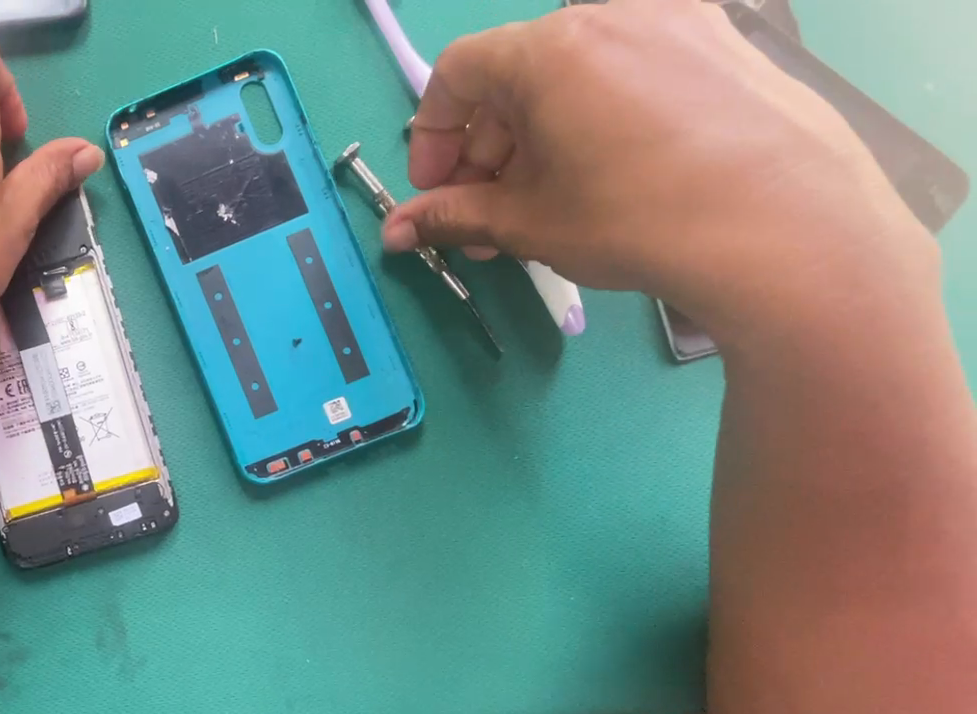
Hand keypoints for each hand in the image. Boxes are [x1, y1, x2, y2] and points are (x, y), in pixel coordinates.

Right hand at [383, 0, 934, 338]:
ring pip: (568, 77)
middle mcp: (611, 13)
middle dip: (483, 149)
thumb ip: (448, 216)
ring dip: (531, 141)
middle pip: (512, 76)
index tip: (436, 190)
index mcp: (551, 49)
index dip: (431, 137)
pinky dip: (587, 121)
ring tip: (540, 206)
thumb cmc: (629, 217)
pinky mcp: (719, 43)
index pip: (456, 73)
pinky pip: (623, 73)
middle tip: (485, 214)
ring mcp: (674, 21)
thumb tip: (393, 232)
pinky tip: (600, 178)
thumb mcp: (521, 222)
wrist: (781, 224)